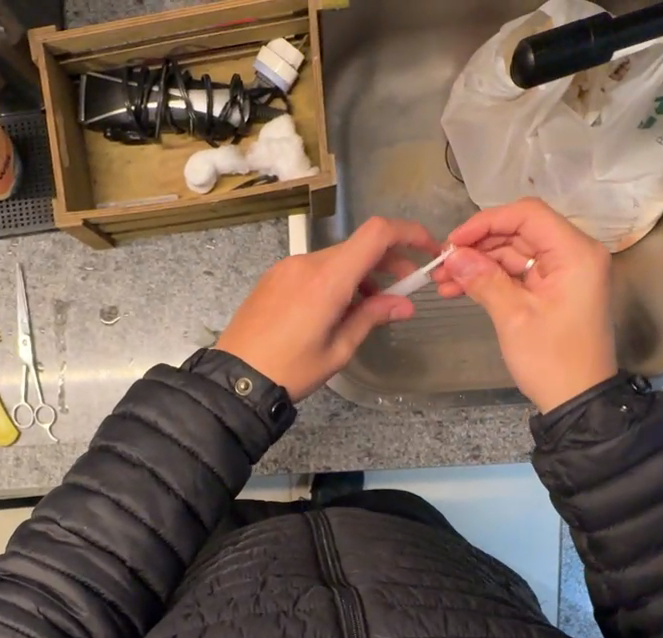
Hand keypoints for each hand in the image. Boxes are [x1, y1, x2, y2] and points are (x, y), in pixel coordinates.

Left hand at [218, 217, 439, 400]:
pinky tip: (338, 308)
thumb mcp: (338, 350)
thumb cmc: (289, 371)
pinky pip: (313, 268)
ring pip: (336, 258)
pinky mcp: (273, 278)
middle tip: (405, 288)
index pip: (377, 233)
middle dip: (387, 261)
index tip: (427, 249)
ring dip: (361, 273)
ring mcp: (287, 268)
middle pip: (358, 246)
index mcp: (328, 279)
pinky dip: (335, 279)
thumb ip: (372, 318)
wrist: (235, 380)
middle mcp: (307, 263)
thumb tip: (405, 303)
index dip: (409, 233)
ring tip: (371, 306)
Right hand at [431, 198, 617, 412]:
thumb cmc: (552, 359)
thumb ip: (484, 280)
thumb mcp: (514, 317)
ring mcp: (564, 273)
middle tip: (442, 264)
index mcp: (574, 252)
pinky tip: (461, 288)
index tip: (453, 242)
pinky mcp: (554, 291)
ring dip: (480, 264)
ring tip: (443, 281)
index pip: (528, 215)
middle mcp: (573, 254)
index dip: (486, 222)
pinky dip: (492, 279)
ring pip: (515, 253)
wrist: (578, 399)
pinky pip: (519, 274)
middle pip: (520, 232)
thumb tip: (453, 257)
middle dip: (479, 246)